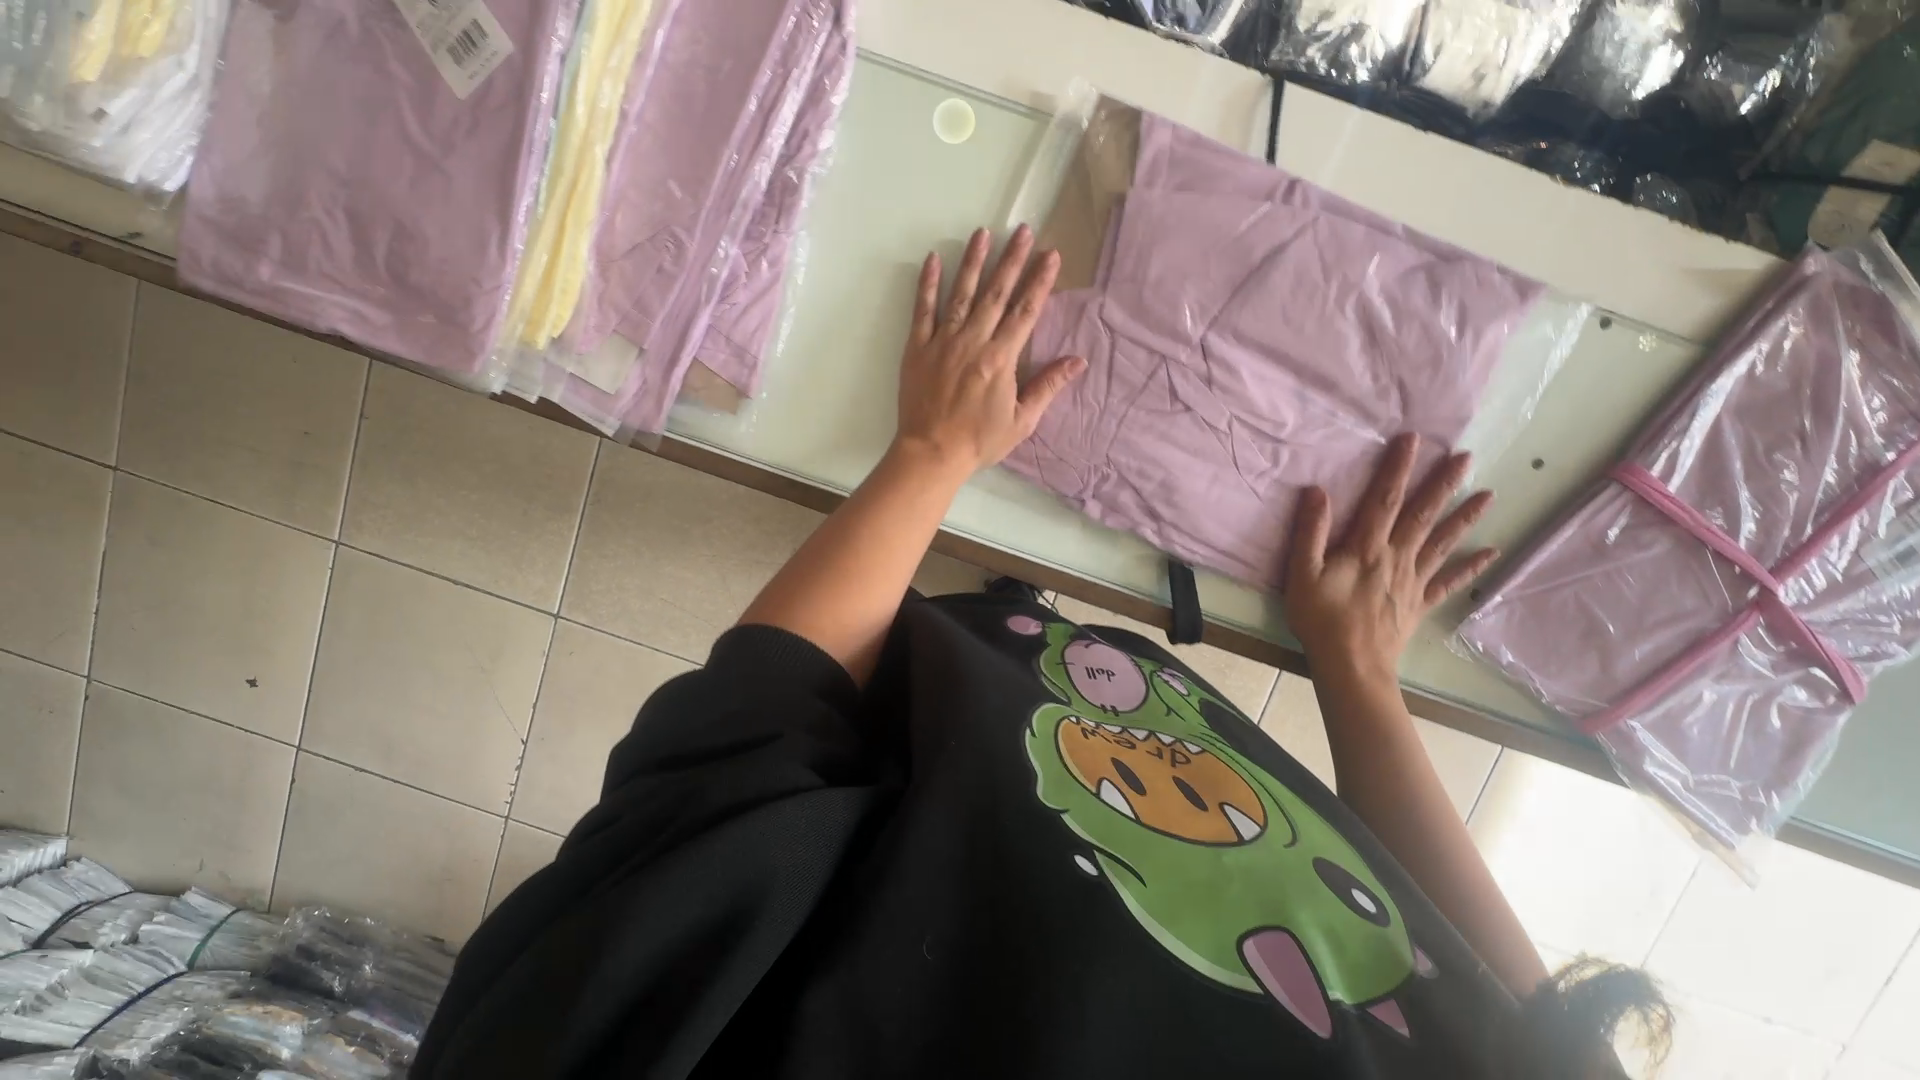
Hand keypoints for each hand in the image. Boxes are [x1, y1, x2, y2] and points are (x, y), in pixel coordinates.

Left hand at [893, 225, 1086, 476]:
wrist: (931, 453)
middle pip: (996, 293)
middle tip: (1023, 231)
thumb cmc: (979, 441)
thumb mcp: (1022, 420)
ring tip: (982, 233)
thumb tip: (1077, 361)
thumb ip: (1047, 386)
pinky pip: (923, 310)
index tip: (1050, 256)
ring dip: (973, 261)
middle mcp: (974, 341)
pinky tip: (933, 260)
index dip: (1040, 281)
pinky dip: (928, 284)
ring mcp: (943, 341)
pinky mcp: (918, 348)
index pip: (1026, 311)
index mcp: (1001, 358)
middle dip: (1012, 260)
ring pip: (961, 293)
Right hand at [1284, 433, 1497, 686]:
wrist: (1352, 665)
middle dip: (1442, 483)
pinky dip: (1471, 566)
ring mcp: (1413, 580)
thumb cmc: (1321, 619)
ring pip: (1442, 542)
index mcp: (1366, 548)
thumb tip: (1317, 491)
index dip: (1397, 468)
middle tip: (1465, 457)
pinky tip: (1490, 552)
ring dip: (1465, 517)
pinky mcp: (1420, 602)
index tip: (1412, 440)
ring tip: (1489, 494)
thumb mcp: (1302, 574)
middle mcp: (1396, 557)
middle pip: (1422, 514)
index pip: (1384, 499)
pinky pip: (1449, 581)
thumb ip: (1310, 532)